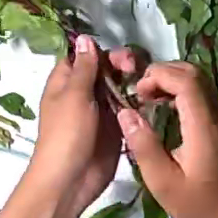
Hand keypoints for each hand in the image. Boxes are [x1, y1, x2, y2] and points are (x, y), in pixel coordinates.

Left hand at [16, 36, 144, 217]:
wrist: (71, 180)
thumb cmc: (67, 134)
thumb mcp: (74, 96)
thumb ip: (84, 68)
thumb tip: (84, 37)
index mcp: (65, 81)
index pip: (84, 56)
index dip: (101, 51)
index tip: (121, 55)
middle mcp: (82, 92)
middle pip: (104, 69)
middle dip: (122, 64)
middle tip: (136, 68)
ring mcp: (99, 110)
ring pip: (118, 87)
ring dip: (133, 82)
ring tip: (149, 82)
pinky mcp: (114, 127)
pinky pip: (127, 108)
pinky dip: (138, 102)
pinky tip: (153, 98)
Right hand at [116, 61, 217, 217]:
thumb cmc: (196, 202)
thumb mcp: (162, 181)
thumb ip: (143, 145)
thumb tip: (124, 112)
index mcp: (204, 128)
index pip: (187, 82)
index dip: (160, 76)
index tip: (138, 90)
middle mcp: (217, 114)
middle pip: (193, 73)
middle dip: (162, 72)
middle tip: (140, 91)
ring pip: (198, 78)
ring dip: (170, 79)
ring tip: (147, 96)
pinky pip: (199, 90)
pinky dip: (178, 88)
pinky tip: (161, 105)